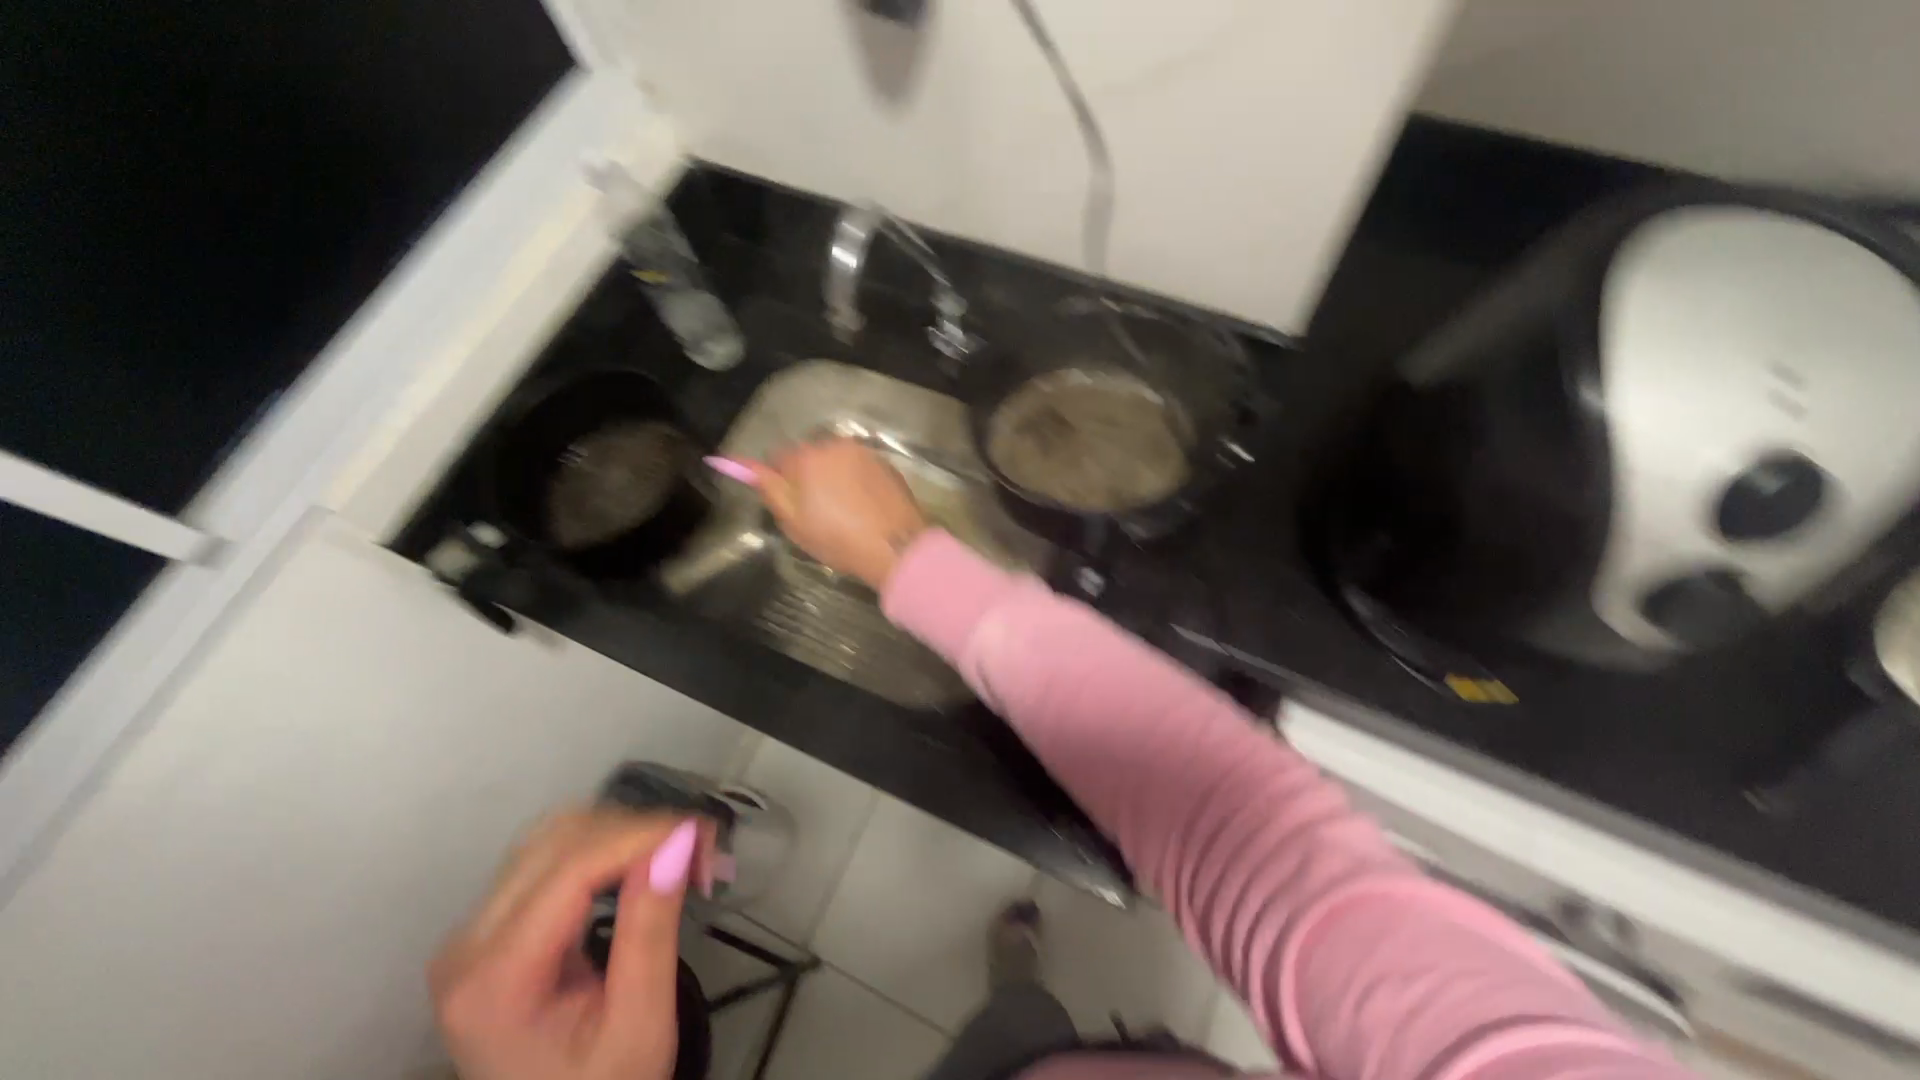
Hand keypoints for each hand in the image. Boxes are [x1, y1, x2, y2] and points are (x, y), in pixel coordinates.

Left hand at [430, 811, 705, 1079]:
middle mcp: (468, 944)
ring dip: (624, 831)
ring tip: (680, 854)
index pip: (571, 870)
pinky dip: (603, 845)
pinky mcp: (490, 927)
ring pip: (551, 836)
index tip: (704, 834)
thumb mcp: (640, 1026)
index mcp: (495, 980)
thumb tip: (678, 842)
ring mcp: (472, 932)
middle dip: (639, 829)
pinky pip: (547, 857)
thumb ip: (651, 932)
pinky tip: (643, 860)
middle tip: (703, 849)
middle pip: (557, 842)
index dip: (642, 835)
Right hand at [754, 437, 928, 590]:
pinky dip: (857, 480)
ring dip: (833, 476)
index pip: (778, 458)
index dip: (780, 481)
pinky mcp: (886, 463)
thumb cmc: (838, 539)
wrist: (896, 547)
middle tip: (817, 511)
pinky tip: (863, 506)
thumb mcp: (793, 521)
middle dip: (808, 476)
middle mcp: (835, 445)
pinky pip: (860, 466)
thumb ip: (768, 487)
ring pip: (836, 460)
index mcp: (806, 457)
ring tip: (843, 510)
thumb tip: (737, 462)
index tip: (791, 505)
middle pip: (809, 455)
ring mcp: (864, 452)